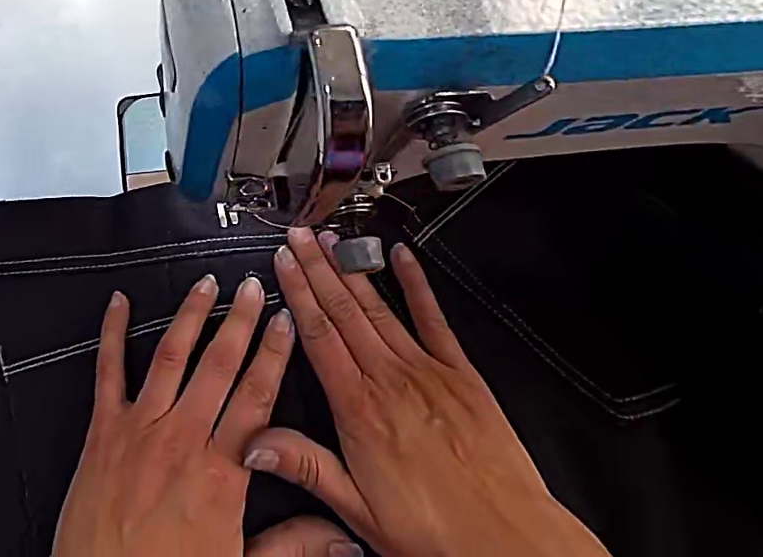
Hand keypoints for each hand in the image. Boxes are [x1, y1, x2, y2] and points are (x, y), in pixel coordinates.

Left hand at [52, 272, 294, 556]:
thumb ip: (293, 545)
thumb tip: (342, 537)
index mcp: (219, 475)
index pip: (256, 396)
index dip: (274, 353)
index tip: (285, 321)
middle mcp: (181, 441)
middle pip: (219, 365)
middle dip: (241, 320)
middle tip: (253, 287)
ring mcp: (140, 431)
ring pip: (172, 355)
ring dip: (193, 314)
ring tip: (208, 284)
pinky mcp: (103, 434)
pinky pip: (108, 372)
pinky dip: (113, 333)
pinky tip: (119, 304)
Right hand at [246, 227, 610, 556]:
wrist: (507, 536)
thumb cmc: (436, 532)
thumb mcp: (360, 512)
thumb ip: (307, 468)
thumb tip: (256, 445)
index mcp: (361, 410)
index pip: (319, 334)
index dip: (297, 292)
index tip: (283, 264)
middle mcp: (390, 378)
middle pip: (343, 309)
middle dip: (316, 266)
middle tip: (300, 235)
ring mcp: (425, 368)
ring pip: (377, 306)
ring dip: (351, 269)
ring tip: (332, 240)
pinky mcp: (458, 370)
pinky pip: (432, 316)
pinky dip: (415, 282)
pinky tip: (401, 257)